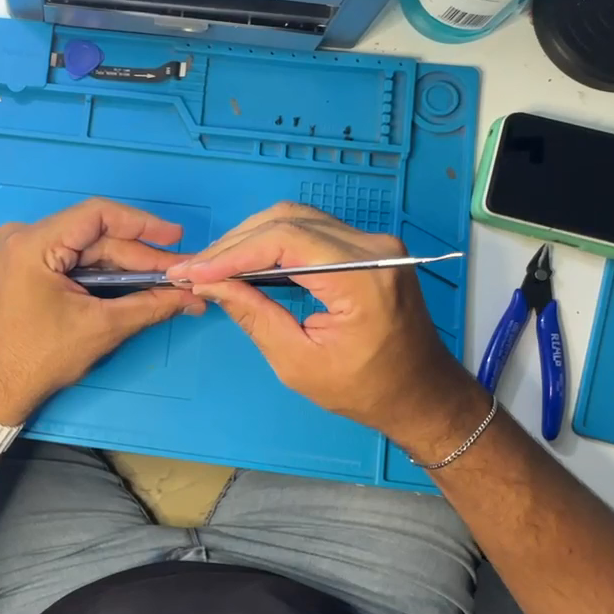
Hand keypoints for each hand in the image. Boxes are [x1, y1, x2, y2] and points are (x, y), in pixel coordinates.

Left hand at [0, 199, 201, 425]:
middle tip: (180, 271)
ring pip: (88, 250)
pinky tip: (138, 281)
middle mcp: (24, 237)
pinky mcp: (28, 268)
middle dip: (140, 254)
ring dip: (127, 265)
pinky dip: (105, 273)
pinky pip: (75, 262)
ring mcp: (23, 252)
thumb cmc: (39, 359)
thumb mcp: (101, 328)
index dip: (142, 224)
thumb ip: (150, 306)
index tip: (176, 238)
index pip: (97, 215)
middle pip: (96, 236)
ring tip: (168, 278)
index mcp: (33, 243)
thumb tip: (192, 296)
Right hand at [164, 203, 488, 457]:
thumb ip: (253, 315)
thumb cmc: (364, 389)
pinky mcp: (366, 249)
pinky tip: (244, 262)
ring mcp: (372, 243)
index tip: (192, 272)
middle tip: (194, 270)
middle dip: (234, 243)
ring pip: (296, 219)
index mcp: (362, 277)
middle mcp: (372, 248)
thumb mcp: (298, 362)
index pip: (285, 240)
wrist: (421, 393)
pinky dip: (271, 243)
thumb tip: (208, 284)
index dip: (232, 253)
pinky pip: (310, 231)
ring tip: (212, 267)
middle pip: (287, 220)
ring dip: (249, 240)